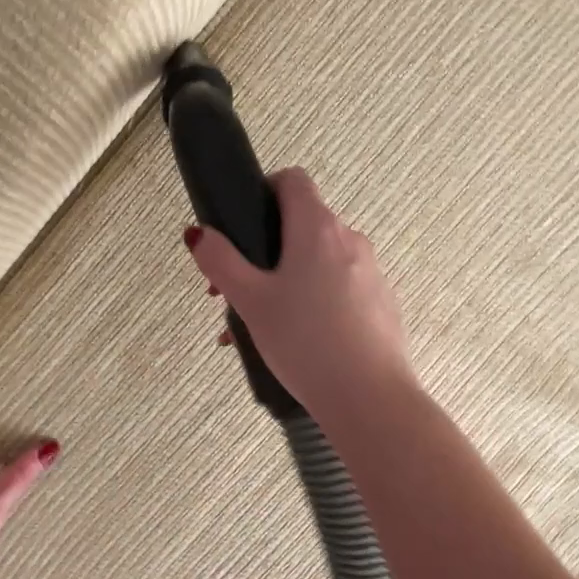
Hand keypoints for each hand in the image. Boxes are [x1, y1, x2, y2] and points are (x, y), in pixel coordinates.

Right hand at [184, 167, 413, 417]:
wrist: (368, 397)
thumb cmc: (305, 343)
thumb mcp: (251, 302)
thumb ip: (220, 262)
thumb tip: (198, 233)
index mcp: (317, 228)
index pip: (291, 180)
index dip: (261, 193)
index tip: (239, 228)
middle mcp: (349, 240)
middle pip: (300, 227)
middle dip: (262, 253)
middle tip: (233, 294)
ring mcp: (370, 272)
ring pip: (316, 263)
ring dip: (282, 283)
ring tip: (255, 329)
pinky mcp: (380, 304)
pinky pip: (337, 290)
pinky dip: (310, 303)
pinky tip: (291, 344)